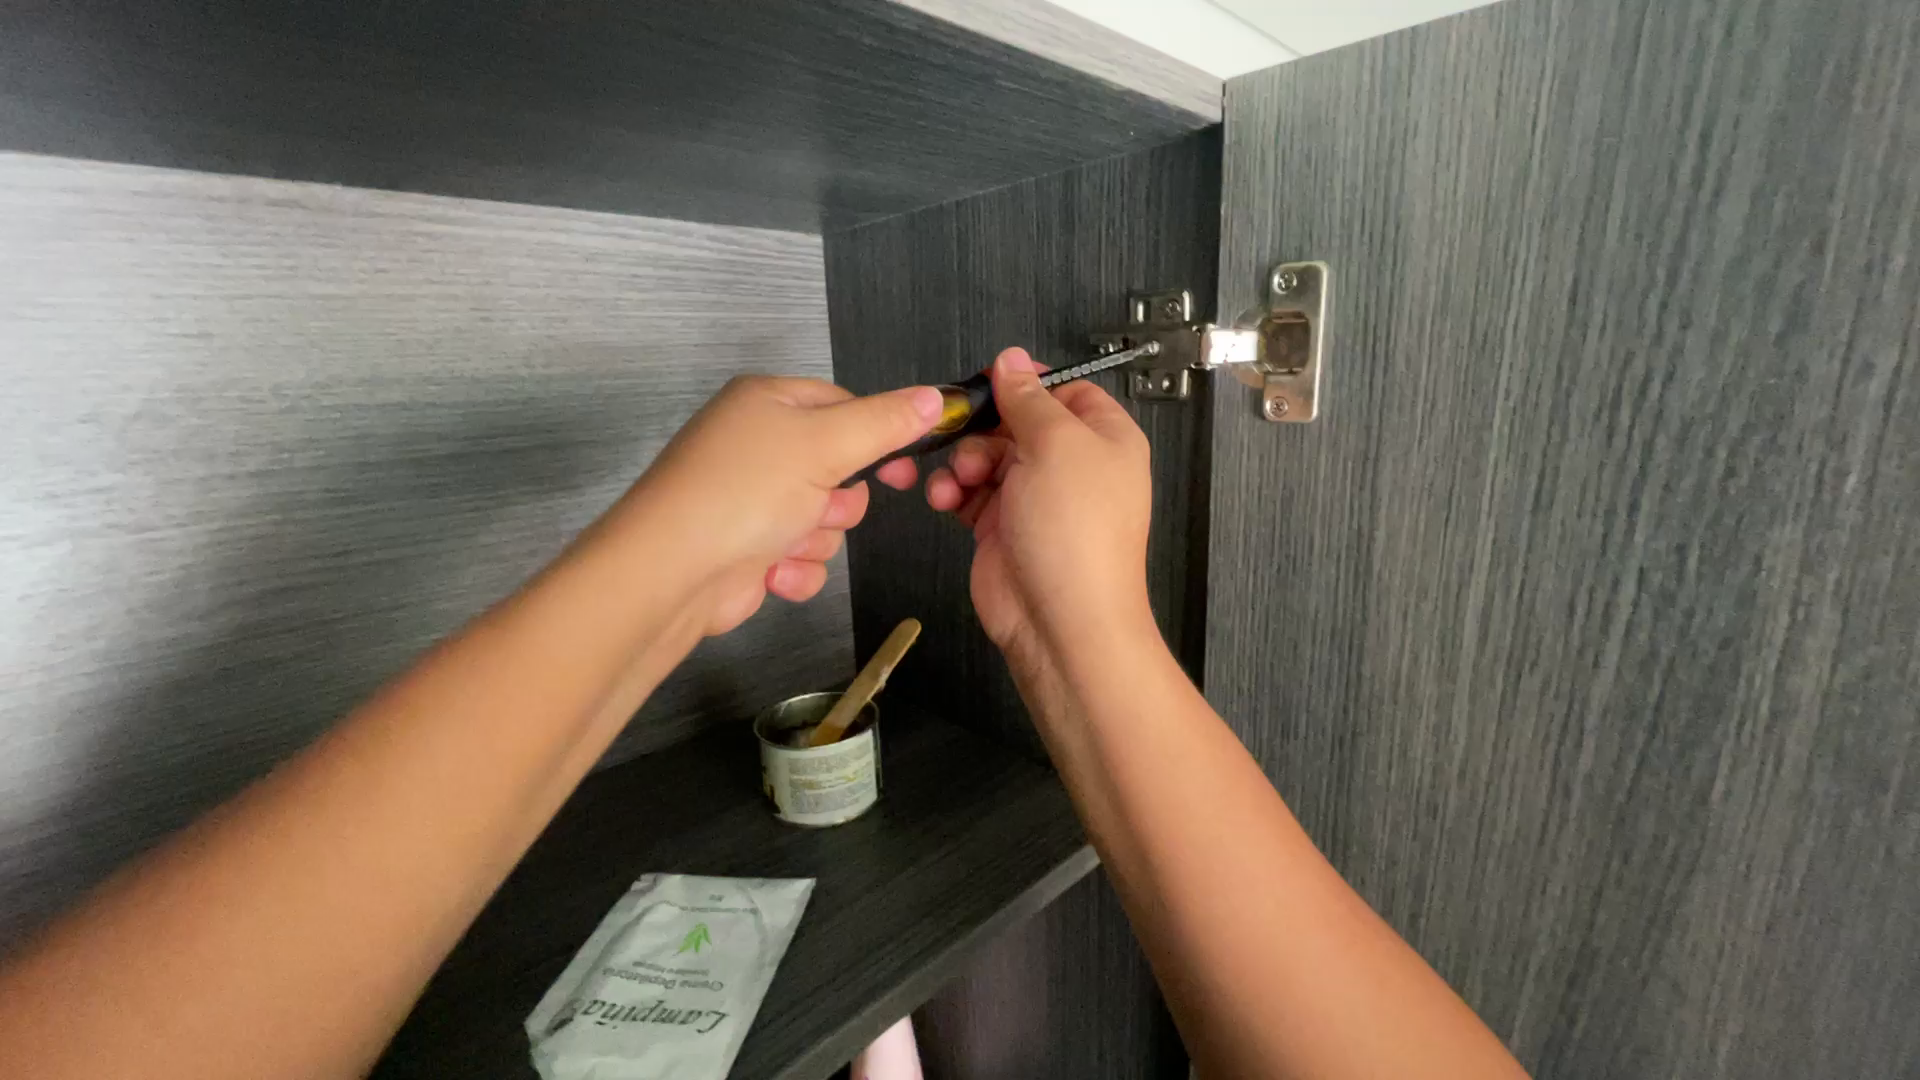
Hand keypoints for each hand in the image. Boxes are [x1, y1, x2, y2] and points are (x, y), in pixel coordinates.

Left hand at [610, 375, 941, 634]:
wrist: (673, 574)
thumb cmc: (744, 493)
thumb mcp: (824, 445)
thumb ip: (885, 422)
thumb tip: (938, 397)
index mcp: (768, 403)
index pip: (845, 407)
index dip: (877, 438)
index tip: (902, 469)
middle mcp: (759, 445)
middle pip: (841, 469)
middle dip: (838, 501)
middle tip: (820, 507)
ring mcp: (752, 499)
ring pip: (827, 519)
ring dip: (816, 538)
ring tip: (784, 542)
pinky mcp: (750, 547)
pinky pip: (804, 555)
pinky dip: (796, 568)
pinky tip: (771, 572)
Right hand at [893, 347, 1154, 662]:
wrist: (1058, 618)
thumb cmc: (1072, 529)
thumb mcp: (1055, 444)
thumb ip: (1028, 397)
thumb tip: (1011, 359)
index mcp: (1103, 438)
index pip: (1066, 390)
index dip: (1026, 382)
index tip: (989, 382)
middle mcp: (1071, 464)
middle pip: (1016, 422)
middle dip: (984, 428)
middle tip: (965, 438)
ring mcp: (1034, 496)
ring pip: (986, 456)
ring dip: (963, 461)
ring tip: (959, 480)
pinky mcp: (1001, 525)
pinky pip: (969, 492)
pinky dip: (953, 491)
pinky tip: (944, 499)